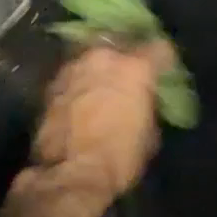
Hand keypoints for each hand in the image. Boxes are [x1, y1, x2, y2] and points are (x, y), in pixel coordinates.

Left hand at [29, 43, 171, 203]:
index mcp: (136, 68)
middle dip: (127, 55)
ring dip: (100, 65)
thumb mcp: (149, 136)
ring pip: (93, 53)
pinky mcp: (53, 81)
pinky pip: (74, 72)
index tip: (164, 69)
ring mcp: (75, 65)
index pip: (160, 48)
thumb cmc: (118, 158)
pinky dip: (80, 80)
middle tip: (129, 73)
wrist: (69, 173)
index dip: (164, 59)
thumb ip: (148, 106)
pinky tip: (80, 96)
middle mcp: (105, 56)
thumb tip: (144, 101)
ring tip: (102, 82)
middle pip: (122, 42)